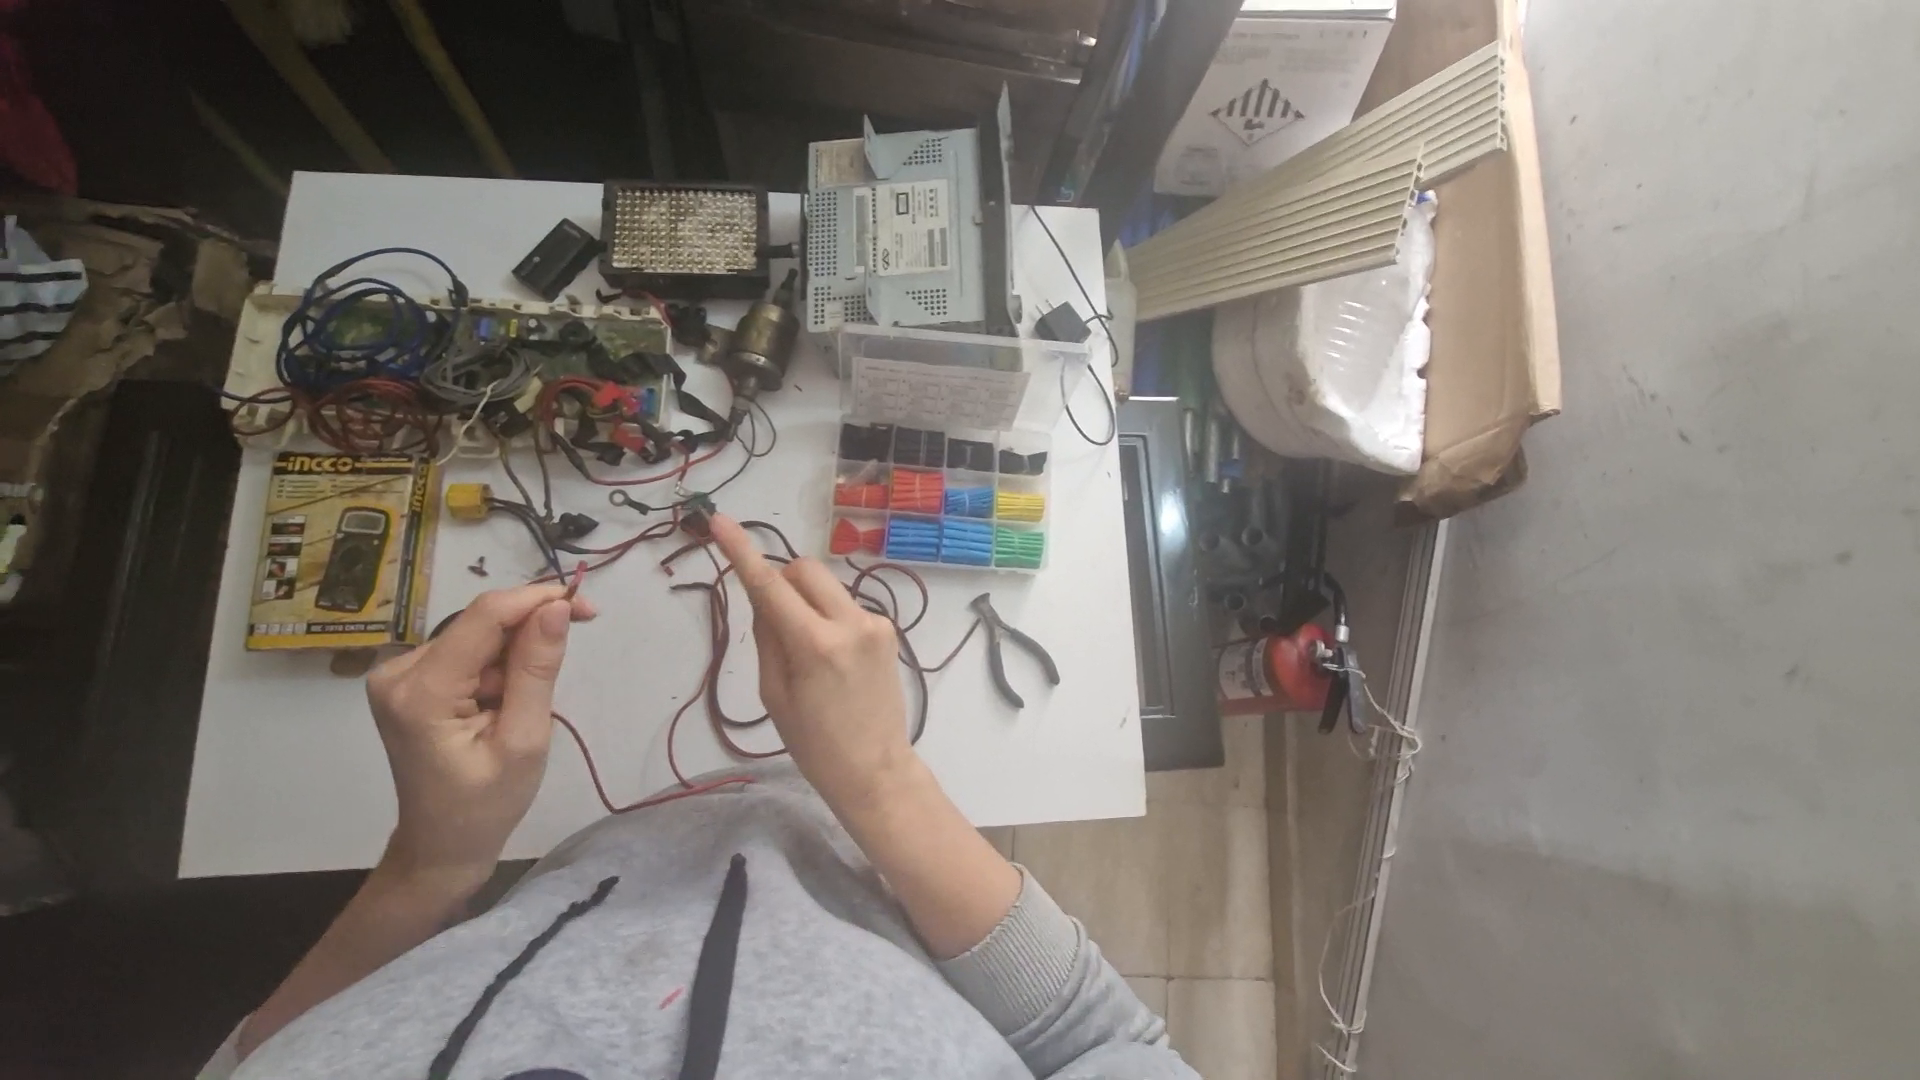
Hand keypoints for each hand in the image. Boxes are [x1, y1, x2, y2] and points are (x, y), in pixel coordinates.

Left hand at [364, 583, 593, 880]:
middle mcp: (399, 672)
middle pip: (482, 622)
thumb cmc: (488, 803)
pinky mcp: (410, 682)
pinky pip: (469, 651)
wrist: (442, 845)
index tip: (587, 607)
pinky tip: (512, 696)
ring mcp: (400, 676)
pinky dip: (502, 663)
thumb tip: (557, 608)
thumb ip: (537, 669)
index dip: (539, 599)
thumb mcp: (525, 739)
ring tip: (533, 697)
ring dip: (519, 650)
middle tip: (584, 630)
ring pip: (479, 634)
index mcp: (422, 690)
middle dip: (535, 623)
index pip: (485, 615)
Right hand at [709, 514, 913, 807]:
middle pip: (805, 569)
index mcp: (815, 645)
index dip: (741, 551)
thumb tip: (764, 595)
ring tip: (810, 655)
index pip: (769, 585)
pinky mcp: (888, 629)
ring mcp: (875, 623)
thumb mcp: (774, 693)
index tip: (720, 520)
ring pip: (826, 587)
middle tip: (773, 620)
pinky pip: (846, 606)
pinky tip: (835, 660)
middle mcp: (851, 623)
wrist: (875, 768)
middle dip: (782, 581)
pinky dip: (829, 618)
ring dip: (807, 603)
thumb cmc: (814, 742)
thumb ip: (767, 636)